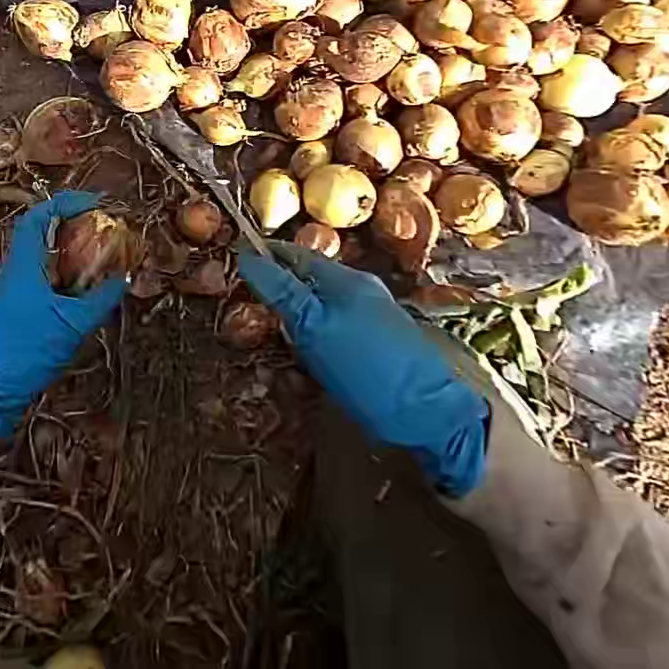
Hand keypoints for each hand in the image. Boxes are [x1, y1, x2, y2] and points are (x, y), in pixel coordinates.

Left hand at [0, 191, 125, 439]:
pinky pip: (43, 278)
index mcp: (23, 265)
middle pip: (41, 233)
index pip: (39, 217)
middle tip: (102, 225)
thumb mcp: (71, 324)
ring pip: (42, 257)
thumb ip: (100, 300)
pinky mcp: (16, 310)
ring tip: (99, 252)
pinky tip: (84, 287)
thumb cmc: (24, 350)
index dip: (66, 202)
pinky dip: (65, 273)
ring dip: (69, 249)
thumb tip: (126, 279)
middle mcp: (15, 271)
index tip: (95, 201)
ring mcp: (13, 291)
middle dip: (72, 224)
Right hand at [237, 242, 489, 496]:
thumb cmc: (368, 366)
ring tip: (271, 333)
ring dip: (296, 317)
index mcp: (345, 280)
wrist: (431, 413)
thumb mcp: (316, 329)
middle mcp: (360, 291)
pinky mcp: (378, 345)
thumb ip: (283, 293)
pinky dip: (315, 338)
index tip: (238, 258)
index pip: (298, 255)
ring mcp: (372, 318)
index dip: (268, 255)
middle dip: (280, 289)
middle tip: (247, 302)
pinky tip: (306, 360)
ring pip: (322, 308)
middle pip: (310, 281)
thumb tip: (248, 257)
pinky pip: (336, 331)